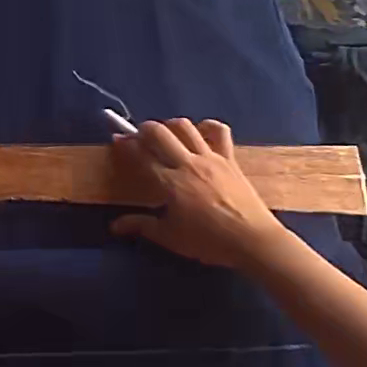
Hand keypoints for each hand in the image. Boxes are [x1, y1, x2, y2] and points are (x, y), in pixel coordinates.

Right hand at [110, 119, 292, 268]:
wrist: (252, 241)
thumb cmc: (209, 242)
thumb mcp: (171, 237)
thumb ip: (142, 226)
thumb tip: (114, 226)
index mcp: (170, 183)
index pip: (141, 155)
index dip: (126, 144)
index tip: (118, 140)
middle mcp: (187, 163)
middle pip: (159, 132)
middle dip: (143, 129)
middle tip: (139, 136)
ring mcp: (210, 157)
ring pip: (185, 126)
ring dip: (170, 124)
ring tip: (165, 134)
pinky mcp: (229, 158)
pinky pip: (219, 131)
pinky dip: (207, 126)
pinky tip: (199, 132)